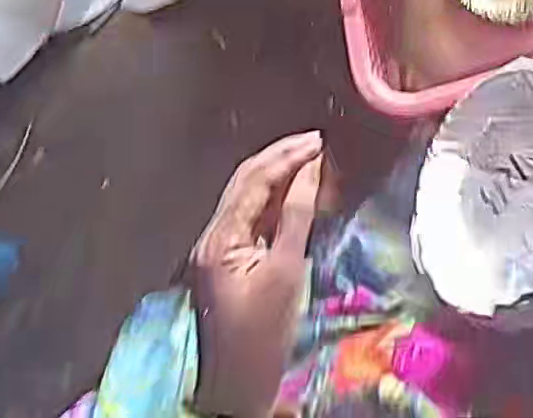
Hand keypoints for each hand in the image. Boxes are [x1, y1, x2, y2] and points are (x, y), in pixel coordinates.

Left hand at [189, 131, 323, 417]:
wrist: (238, 391)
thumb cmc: (262, 337)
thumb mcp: (286, 271)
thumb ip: (298, 215)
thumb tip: (311, 168)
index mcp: (219, 238)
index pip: (254, 180)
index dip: (287, 156)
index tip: (318, 142)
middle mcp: (214, 236)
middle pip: (248, 180)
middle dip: (282, 156)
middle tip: (317, 142)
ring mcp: (221, 246)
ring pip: (251, 194)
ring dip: (281, 174)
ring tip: (314, 159)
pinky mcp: (232, 258)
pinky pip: (256, 214)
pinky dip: (279, 197)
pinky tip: (301, 189)